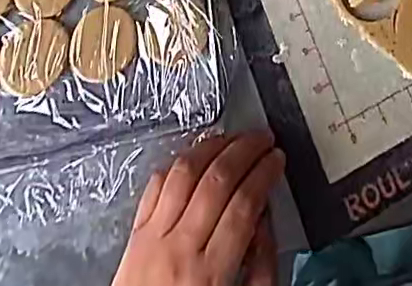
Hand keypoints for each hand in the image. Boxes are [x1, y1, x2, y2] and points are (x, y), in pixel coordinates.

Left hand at [113, 131, 283, 285]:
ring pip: (185, 172)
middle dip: (246, 149)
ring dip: (214, 146)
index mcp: (209, 276)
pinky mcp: (133, 236)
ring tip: (234, 139)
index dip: (265, 173)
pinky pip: (156, 184)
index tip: (277, 159)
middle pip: (217, 180)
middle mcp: (179, 250)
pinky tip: (198, 156)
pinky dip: (179, 163)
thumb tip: (266, 221)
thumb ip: (261, 269)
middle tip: (263, 139)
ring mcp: (152, 239)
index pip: (243, 204)